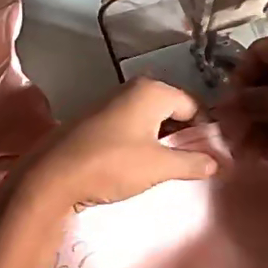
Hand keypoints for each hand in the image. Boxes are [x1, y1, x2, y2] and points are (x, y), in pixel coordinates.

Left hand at [18, 78, 217, 211]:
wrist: (51, 179)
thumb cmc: (112, 165)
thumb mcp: (160, 167)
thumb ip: (193, 162)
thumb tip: (216, 163)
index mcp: (152, 91)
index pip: (194, 106)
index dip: (205, 131)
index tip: (211, 156)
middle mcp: (133, 89)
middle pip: (173, 109)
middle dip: (184, 135)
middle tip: (192, 163)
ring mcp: (111, 103)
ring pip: (151, 118)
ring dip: (163, 140)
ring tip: (167, 167)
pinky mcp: (95, 121)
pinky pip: (131, 126)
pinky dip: (142, 142)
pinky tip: (140, 164)